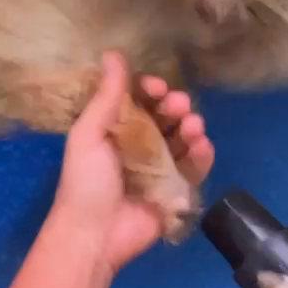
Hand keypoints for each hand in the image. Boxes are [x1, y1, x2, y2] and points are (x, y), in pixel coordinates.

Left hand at [45, 53, 214, 272]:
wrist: (94, 235)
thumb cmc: (85, 181)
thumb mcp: (89, 134)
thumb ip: (107, 95)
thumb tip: (113, 52)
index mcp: (114, 128)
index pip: (139, 100)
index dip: (150, 89)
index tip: (157, 87)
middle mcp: (138, 144)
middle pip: (165, 116)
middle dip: (175, 106)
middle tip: (178, 105)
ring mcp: (158, 167)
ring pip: (183, 138)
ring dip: (191, 127)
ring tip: (192, 126)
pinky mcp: (175, 189)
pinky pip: (194, 167)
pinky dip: (202, 154)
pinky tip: (202, 145)